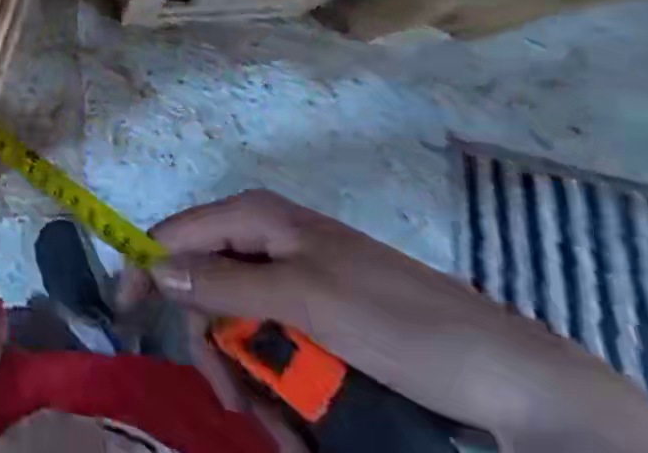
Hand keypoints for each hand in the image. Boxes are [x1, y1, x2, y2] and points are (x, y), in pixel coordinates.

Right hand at [130, 190, 647, 452]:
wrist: (520, 384)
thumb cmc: (404, 325)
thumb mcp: (307, 299)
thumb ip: (224, 282)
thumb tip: (153, 267)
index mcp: (257, 218)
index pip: (175, 234)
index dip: (146, 269)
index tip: (127, 316)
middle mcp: (268, 242)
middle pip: (204, 285)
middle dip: (212, 345)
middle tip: (229, 399)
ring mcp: (296, 281)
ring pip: (237, 323)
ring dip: (247, 376)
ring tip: (274, 428)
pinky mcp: (321, 319)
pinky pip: (275, 346)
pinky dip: (277, 386)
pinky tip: (296, 424)